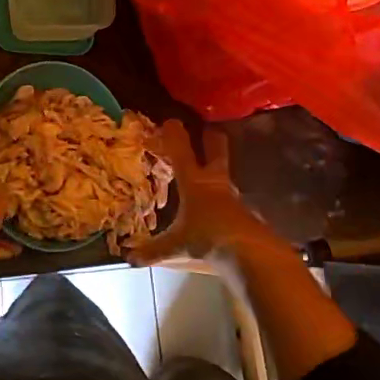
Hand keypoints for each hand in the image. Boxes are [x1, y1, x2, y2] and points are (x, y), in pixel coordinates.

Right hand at [129, 120, 290, 266]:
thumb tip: (129, 257)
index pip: (181, 153)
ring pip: (225, 175)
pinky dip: (222, 199)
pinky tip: (216, 209)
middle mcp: (216, 183)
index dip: (174, 136)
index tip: (170, 121)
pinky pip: (230, 200)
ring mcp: (234, 197)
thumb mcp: (175, 247)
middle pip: (217, 151)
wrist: (250, 253)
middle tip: (207, 130)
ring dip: (217, 169)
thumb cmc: (208, 239)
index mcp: (195, 183)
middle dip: (211, 138)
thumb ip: (152, 250)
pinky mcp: (245, 213)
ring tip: (208, 171)